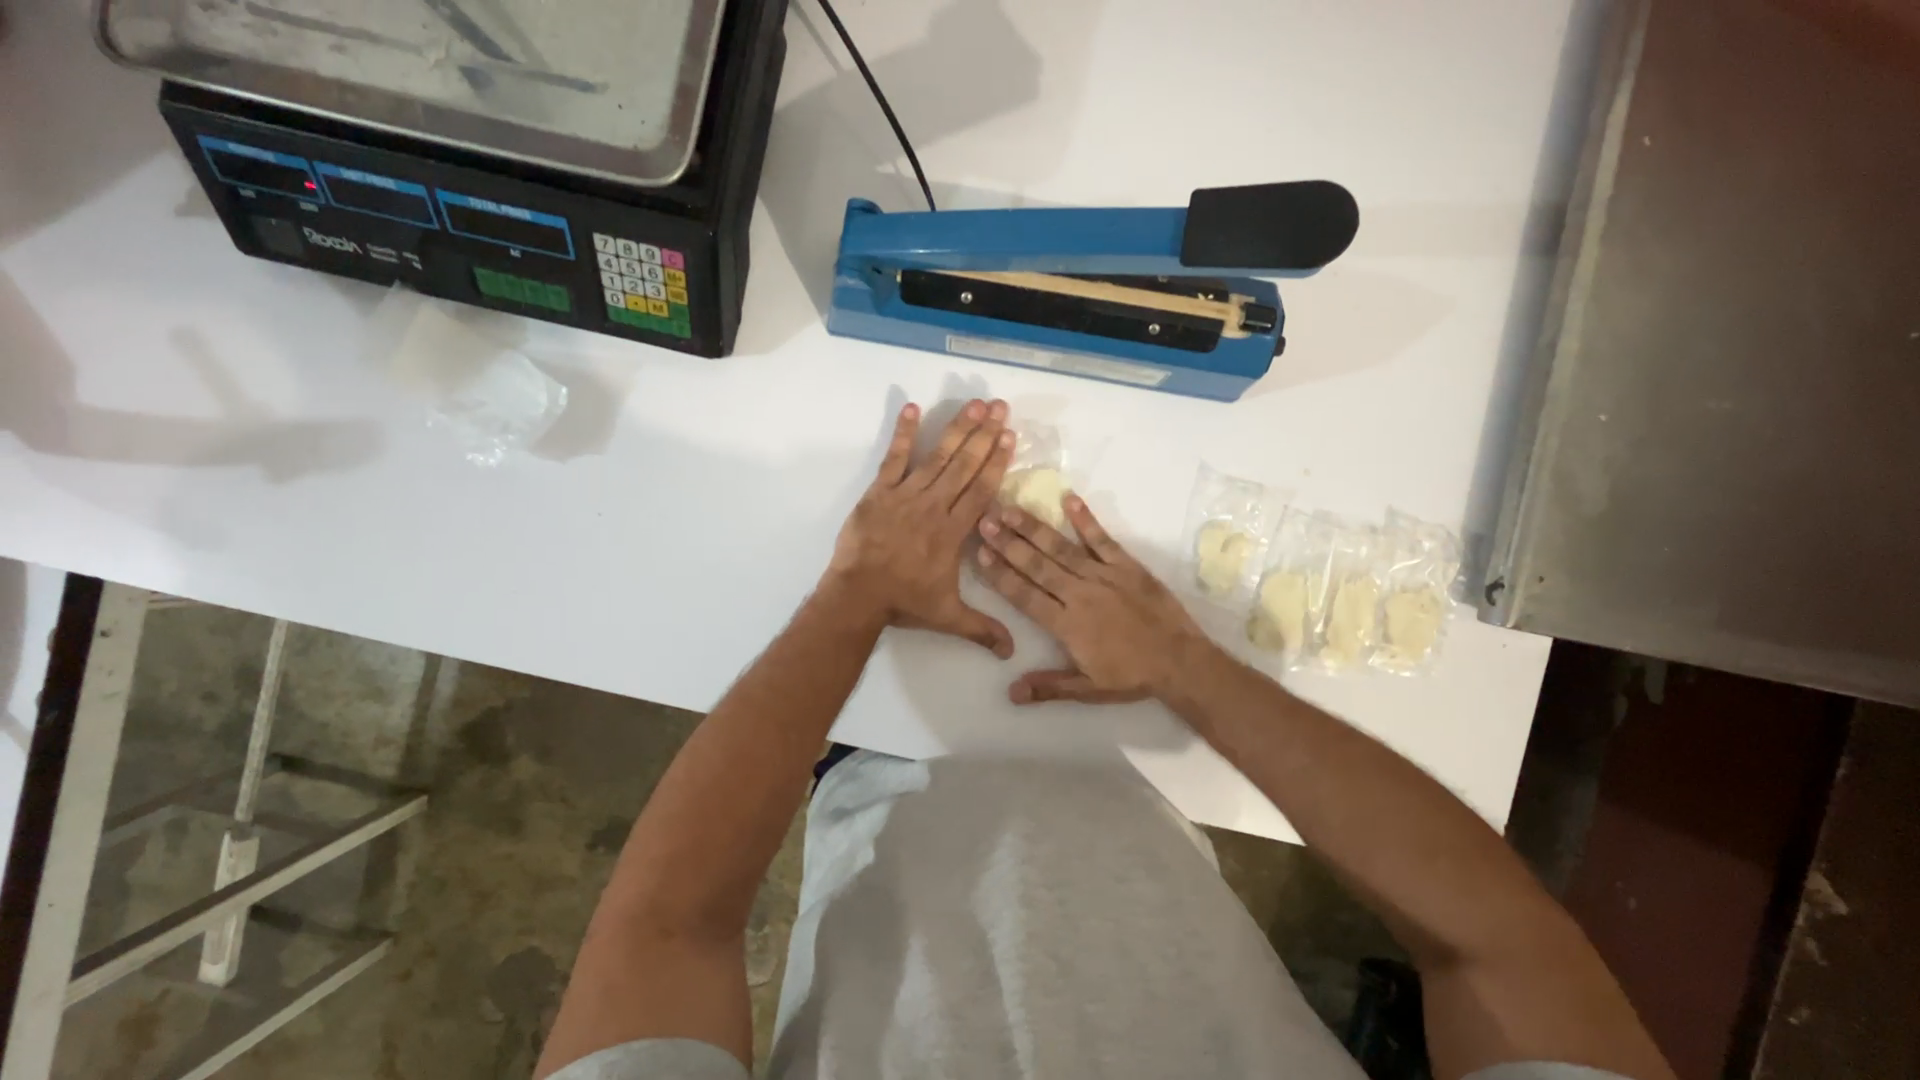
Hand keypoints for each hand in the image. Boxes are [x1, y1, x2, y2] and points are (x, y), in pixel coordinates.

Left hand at [827, 399, 1016, 656]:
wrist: (858, 596)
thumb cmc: (904, 603)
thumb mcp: (949, 618)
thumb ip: (982, 630)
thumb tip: (1011, 653)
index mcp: (954, 531)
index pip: (982, 490)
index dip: (997, 462)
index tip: (1010, 436)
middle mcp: (935, 506)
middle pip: (964, 465)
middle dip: (984, 434)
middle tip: (999, 406)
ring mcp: (906, 495)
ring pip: (937, 457)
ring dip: (956, 428)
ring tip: (973, 403)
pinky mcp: (879, 492)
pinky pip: (893, 458)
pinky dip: (903, 433)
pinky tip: (912, 408)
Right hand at [975, 497, 1210, 703]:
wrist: (1180, 661)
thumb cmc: (1131, 677)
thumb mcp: (1087, 689)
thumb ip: (1048, 687)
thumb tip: (1011, 693)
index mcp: (1066, 625)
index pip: (1024, 595)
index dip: (1000, 574)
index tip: (979, 554)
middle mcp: (1079, 594)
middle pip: (1036, 565)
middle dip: (1007, 543)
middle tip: (984, 521)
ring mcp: (1103, 576)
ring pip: (1061, 548)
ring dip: (1034, 528)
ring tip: (1009, 509)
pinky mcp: (1127, 566)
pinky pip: (1102, 539)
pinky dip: (1085, 519)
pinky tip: (1069, 499)